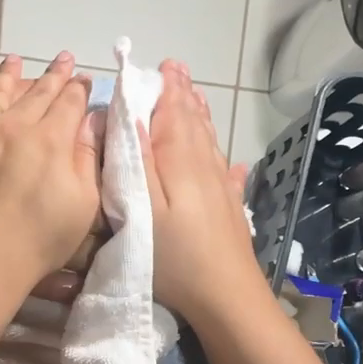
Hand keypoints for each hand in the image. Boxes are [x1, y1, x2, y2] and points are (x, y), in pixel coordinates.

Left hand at [0, 54, 100, 300]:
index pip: (70, 102)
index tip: (85, 78)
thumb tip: (93, 121)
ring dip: (7, 73)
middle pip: (37, 92)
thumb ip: (88, 159)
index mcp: (51, 138)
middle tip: (63, 59)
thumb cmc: (38, 242)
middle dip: (54, 74)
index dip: (80, 89)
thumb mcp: (82, 205)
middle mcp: (13, 124)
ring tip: (14, 59)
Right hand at [141, 60, 261, 319]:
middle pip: (193, 123)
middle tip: (175, 71)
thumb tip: (130, 115)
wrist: (225, 298)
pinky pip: (227, 175)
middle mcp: (205, 167)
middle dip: (183, 96)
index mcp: (180, 161)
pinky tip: (231, 165)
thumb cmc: (172, 257)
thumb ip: (136, 161)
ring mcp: (221, 190)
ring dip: (200, 118)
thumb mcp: (141, 208)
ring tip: (194, 98)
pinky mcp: (230, 212)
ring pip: (209, 143)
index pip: (173, 113)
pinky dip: (223, 161)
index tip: (160, 65)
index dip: (165, 88)